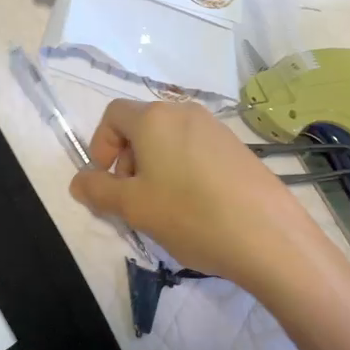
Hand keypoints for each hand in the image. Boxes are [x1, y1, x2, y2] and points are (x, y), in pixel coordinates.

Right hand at [67, 99, 326, 288]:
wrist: (271, 238)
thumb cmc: (191, 215)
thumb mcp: (134, 208)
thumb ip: (99, 191)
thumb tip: (78, 181)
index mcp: (152, 118)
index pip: (112, 114)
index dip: (101, 144)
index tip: (107, 180)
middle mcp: (182, 112)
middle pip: (141, 125)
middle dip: (128, 158)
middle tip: (133, 198)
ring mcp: (215, 127)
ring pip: (170, 138)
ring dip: (156, 165)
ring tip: (165, 206)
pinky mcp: (238, 148)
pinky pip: (197, 149)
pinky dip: (185, 169)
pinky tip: (198, 207)